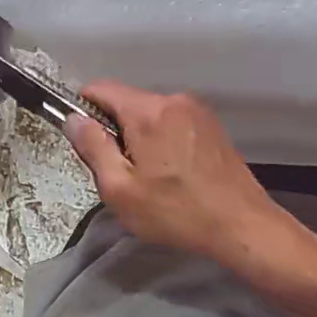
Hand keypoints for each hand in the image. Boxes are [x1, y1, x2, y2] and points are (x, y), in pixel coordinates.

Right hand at [64, 81, 316, 309]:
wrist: (244, 228)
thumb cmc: (176, 212)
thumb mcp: (120, 188)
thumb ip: (92, 147)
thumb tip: (73, 119)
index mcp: (148, 111)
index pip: (98, 88)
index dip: (82, 111)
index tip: (83, 142)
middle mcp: (173, 100)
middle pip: (124, 102)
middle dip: (111, 130)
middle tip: (116, 172)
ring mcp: (197, 111)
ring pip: (148, 114)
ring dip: (136, 137)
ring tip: (145, 178)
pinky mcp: (211, 126)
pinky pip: (170, 123)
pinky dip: (159, 141)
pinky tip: (169, 174)